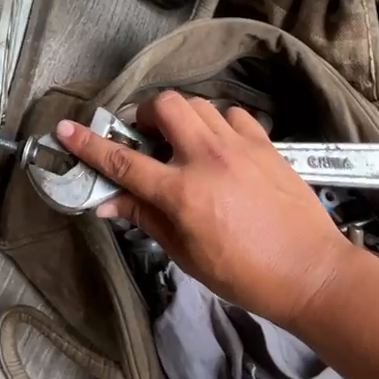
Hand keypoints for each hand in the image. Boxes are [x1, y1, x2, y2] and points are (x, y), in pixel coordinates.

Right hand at [54, 90, 357, 322]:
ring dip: (180, 117)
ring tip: (181, 142)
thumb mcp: (186, 254)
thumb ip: (145, 217)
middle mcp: (207, 158)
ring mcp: (239, 146)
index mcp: (182, 193)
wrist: (312, 274)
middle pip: (164, 106)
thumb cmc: (245, 274)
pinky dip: (217, 123)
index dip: (89, 144)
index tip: (66, 127)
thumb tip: (107, 201)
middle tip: (146, 138)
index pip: (123, 162)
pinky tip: (219, 145)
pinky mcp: (265, 144)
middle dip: (146, 114)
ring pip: (197, 104)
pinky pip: (232, 114)